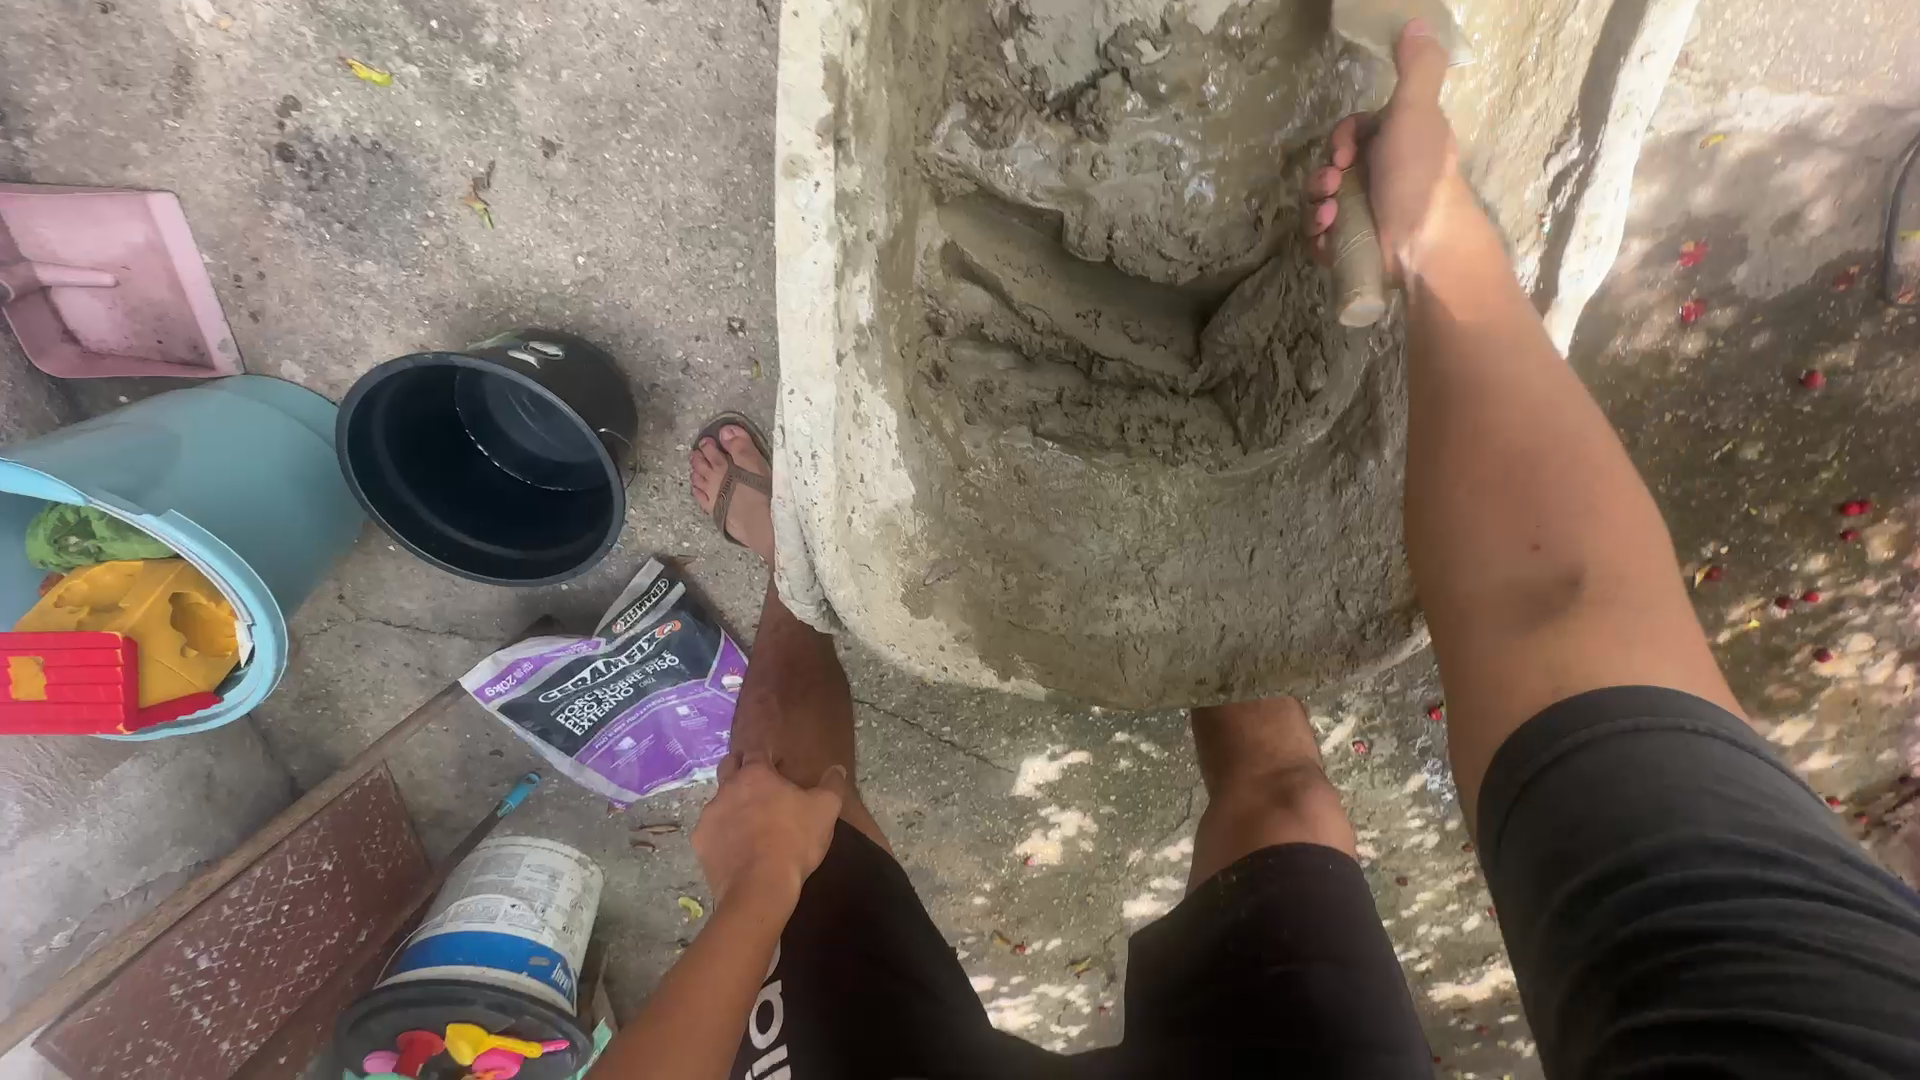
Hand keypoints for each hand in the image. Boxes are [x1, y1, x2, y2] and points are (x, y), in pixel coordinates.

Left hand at [692, 752, 844, 908]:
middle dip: (740, 767)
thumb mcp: (825, 809)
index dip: (767, 755)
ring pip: (719, 799)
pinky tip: (735, 847)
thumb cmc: (794, 840)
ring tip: (748, 819)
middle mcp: (728, 788)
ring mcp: (710, 816)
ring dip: (731, 802)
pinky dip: (722, 832)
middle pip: (728, 766)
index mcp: (756, 774)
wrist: (759, 887)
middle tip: (756, 780)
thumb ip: (831, 785)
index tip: (777, 764)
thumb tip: (837, 769)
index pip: (756, 752)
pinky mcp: (700, 843)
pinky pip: (711, 830)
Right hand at [1306, 19, 1475, 283]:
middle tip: (1332, 184)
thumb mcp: (1418, 113)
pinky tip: (1328, 235)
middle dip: (1321, 175)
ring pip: (1317, 202)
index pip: (1351, 133)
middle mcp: (1377, 176)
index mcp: (1395, 144)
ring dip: (1314, 205)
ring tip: (1329, 216)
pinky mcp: (1345, 244)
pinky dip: (1316, 234)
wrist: (1419, 245)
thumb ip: (1416, 68)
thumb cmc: (1420, 177)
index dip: (1341, 138)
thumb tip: (1415, 22)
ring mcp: (1359, 212)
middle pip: (1328, 167)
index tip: (1344, 151)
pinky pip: (1316, 234)